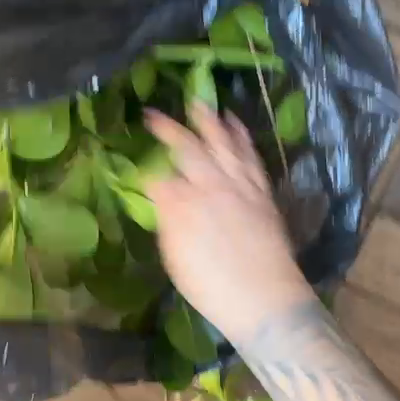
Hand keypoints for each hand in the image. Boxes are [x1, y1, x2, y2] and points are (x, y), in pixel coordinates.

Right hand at [144, 104, 315, 342]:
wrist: (263, 298)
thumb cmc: (211, 289)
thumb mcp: (175, 259)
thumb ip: (167, 223)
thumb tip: (162, 201)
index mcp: (179, 205)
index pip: (157, 176)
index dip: (145, 168)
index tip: (136, 163)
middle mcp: (208, 186)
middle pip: (187, 148)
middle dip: (168, 129)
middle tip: (155, 115)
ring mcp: (238, 185)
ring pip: (222, 143)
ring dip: (209, 121)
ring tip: (199, 102)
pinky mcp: (261, 190)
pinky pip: (249, 155)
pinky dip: (241, 137)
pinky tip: (235, 125)